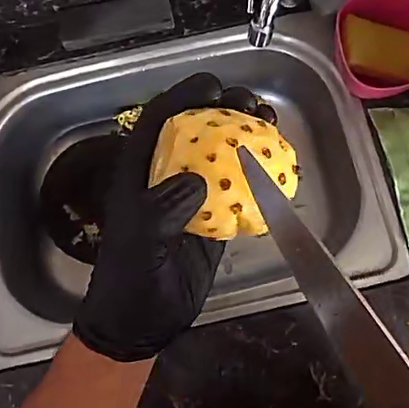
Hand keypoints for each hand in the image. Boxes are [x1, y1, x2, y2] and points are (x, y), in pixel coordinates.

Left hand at [72, 73, 270, 362]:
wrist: (143, 323)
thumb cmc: (131, 282)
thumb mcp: (139, 245)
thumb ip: (160, 212)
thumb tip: (196, 182)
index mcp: (139, 175)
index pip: (157, 122)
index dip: (182, 97)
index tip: (212, 84)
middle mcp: (165, 178)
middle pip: (194, 131)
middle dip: (222, 110)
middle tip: (251, 104)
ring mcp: (190, 197)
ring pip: (219, 154)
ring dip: (244, 135)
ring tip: (270, 122)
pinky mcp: (213, 218)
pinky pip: (237, 187)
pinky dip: (257, 172)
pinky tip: (277, 164)